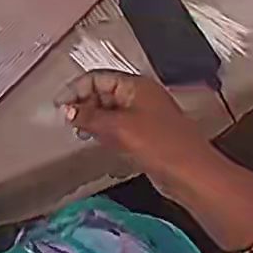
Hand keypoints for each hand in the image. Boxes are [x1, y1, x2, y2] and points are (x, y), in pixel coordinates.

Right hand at [55, 72, 210, 170]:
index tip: (60, 105)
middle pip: (102, 92)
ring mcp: (143, 116)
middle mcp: (139, 97)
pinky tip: (95, 140)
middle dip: (83, 104)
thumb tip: (68, 111)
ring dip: (92, 119)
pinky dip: (103, 131)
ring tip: (79, 132)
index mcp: (136, 86)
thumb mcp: (120, 127)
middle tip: (68, 121)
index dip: (77, 89)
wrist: (193, 175)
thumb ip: (90, 117)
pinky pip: (117, 127)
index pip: (98, 78)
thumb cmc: (161, 145)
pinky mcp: (145, 135)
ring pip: (109, 111)